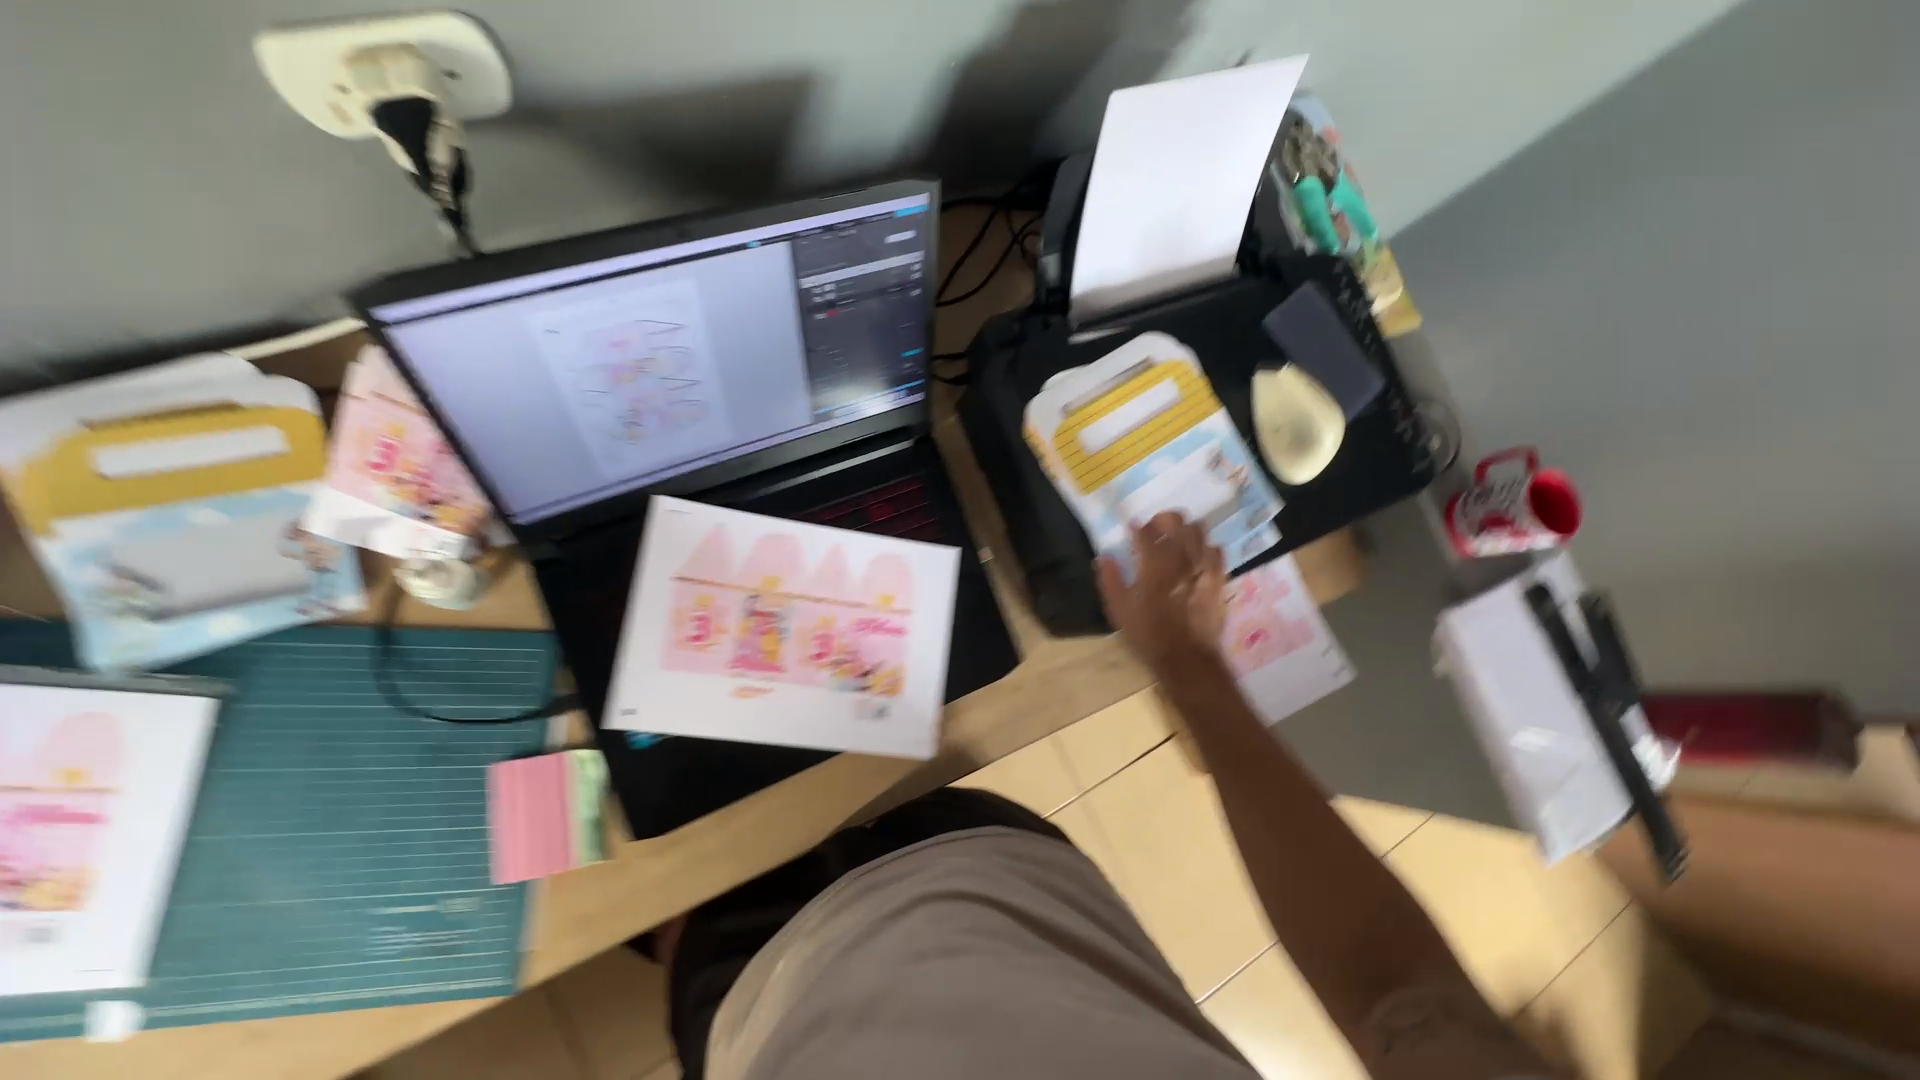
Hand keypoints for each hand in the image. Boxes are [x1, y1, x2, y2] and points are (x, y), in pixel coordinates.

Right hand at [1095, 512, 1227, 679]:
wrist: (1188, 659)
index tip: (1132, 531)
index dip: (1137, 528)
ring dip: (1185, 530)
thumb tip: (1104, 557)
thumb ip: (1111, 579)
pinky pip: (1216, 550)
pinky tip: (1196, 559)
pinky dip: (1205, 548)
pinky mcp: (1220, 578)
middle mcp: (1183, 558)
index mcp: (1155, 564)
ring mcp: (1205, 566)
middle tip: (1154, 531)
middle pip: (1177, 520)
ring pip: (1200, 530)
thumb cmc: (1149, 635)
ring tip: (1176, 542)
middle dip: (1163, 520)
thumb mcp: (1120, 610)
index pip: (1146, 531)